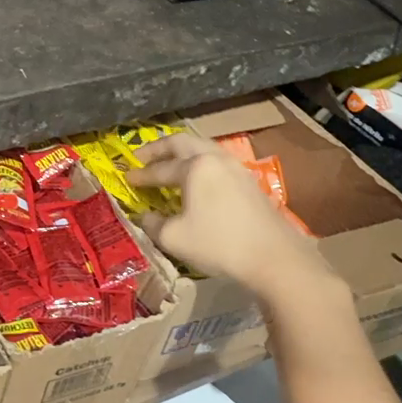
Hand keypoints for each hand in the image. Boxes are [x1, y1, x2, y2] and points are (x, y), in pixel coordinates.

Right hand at [127, 132, 338, 304]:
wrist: (274, 258)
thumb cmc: (218, 244)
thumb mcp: (174, 238)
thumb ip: (152, 223)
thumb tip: (145, 216)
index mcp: (195, 167)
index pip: (160, 168)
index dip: (141, 175)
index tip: (127, 179)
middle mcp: (216, 160)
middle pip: (183, 143)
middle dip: (159, 149)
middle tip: (142, 157)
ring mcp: (237, 169)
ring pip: (204, 150)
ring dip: (183, 155)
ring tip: (169, 165)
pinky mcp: (250, 184)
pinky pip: (217, 164)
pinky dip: (200, 166)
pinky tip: (196, 183)